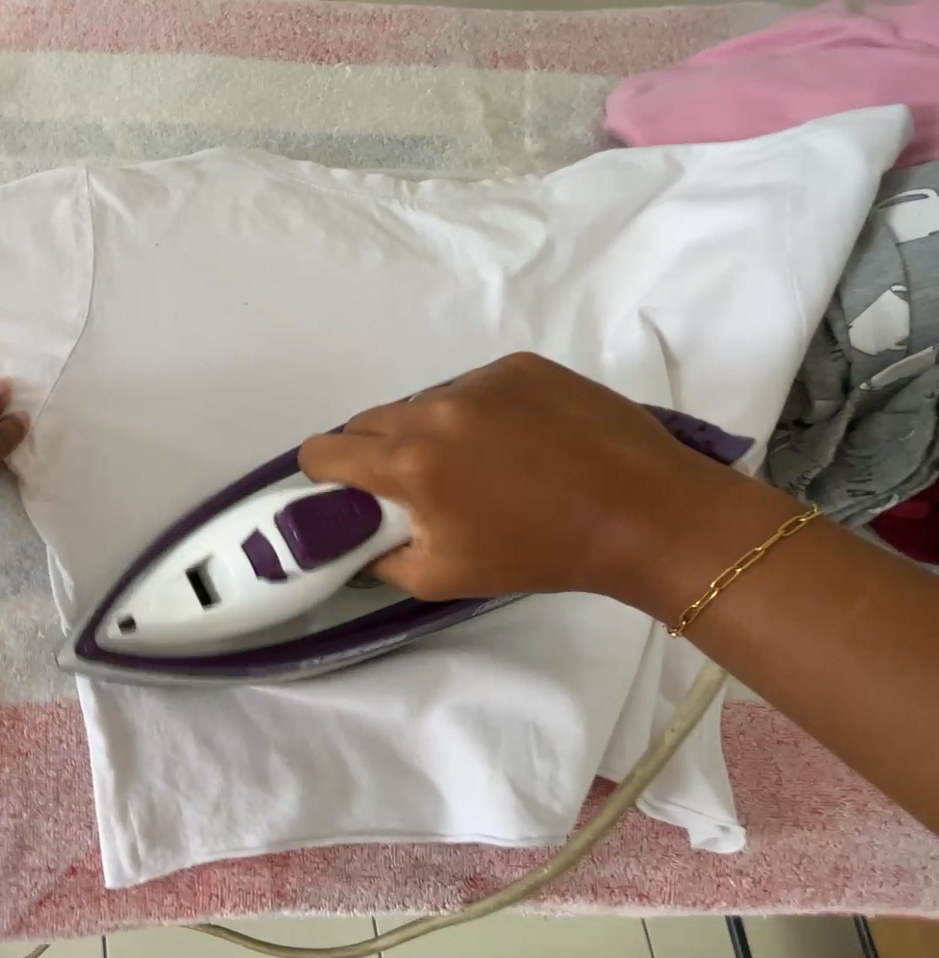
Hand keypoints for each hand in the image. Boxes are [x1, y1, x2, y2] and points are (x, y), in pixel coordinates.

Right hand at [298, 352, 774, 607]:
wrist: (649, 518)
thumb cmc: (537, 555)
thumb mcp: (436, 578)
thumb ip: (373, 556)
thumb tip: (349, 537)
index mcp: (407, 464)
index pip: (322, 450)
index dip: (321, 474)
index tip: (345, 491)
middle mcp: (433, 410)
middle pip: (363, 422)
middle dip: (371, 453)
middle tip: (411, 484)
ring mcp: (478, 382)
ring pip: (414, 403)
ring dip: (421, 430)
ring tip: (470, 462)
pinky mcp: (518, 366)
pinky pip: (464, 387)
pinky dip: (468, 412)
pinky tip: (509, 439)